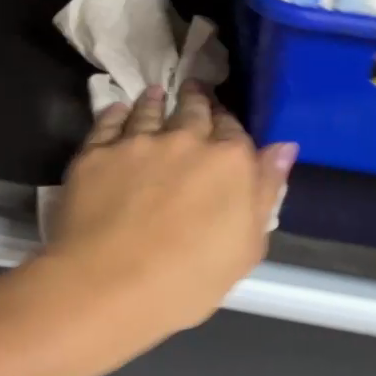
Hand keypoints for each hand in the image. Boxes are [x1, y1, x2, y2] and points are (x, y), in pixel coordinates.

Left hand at [40, 84, 294, 334]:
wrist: (106, 285)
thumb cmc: (185, 282)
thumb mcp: (244, 250)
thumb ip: (264, 194)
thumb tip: (281, 149)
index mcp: (230, 163)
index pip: (234, 132)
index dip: (228, 127)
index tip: (223, 123)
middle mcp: (185, 141)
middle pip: (193, 112)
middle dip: (196, 102)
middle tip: (193, 91)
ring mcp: (136, 144)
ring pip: (148, 111)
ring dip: (154, 101)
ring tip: (154, 94)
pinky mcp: (93, 155)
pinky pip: (106, 123)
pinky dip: (115, 113)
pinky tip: (117, 110)